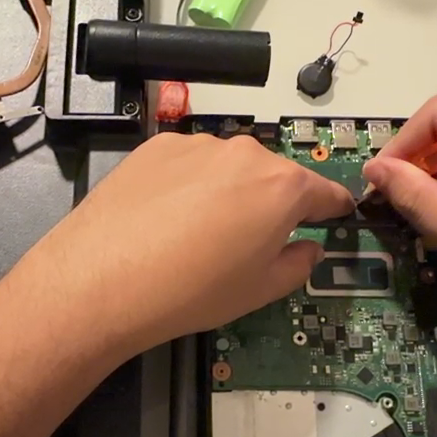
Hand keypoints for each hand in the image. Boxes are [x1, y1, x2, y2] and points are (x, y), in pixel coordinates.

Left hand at [8, 131, 354, 355]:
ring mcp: (197, 144)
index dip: (334, 209)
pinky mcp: (157, 147)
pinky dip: (190, 183)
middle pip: (275, 176)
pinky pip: (189, 163)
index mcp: (283, 187)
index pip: (326, 192)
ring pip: (230, 167)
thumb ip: (298, 265)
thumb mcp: (260, 291)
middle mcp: (245, 154)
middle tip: (250, 242)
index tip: (334, 217)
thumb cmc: (192, 291)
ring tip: (198, 234)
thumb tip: (308, 247)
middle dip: (273, 204)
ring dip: (228, 191)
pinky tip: (167, 218)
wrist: (103, 280)